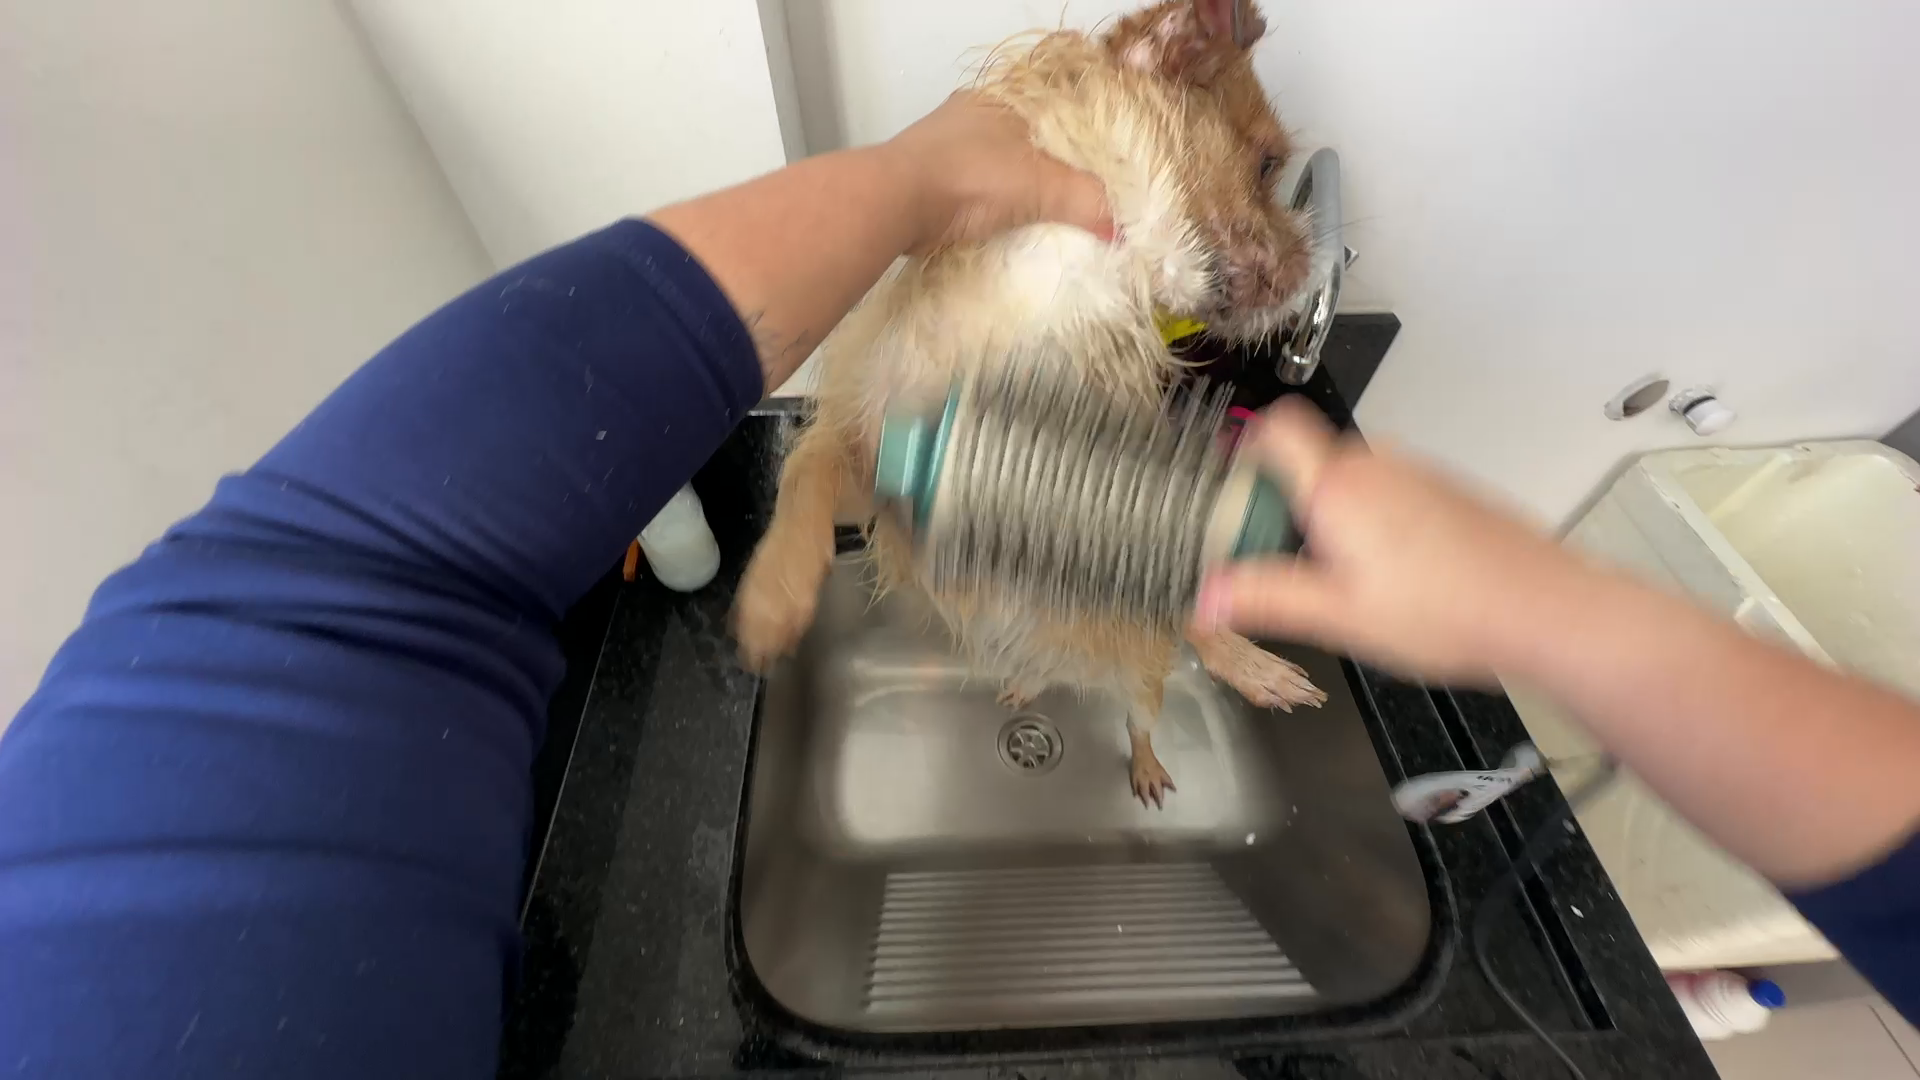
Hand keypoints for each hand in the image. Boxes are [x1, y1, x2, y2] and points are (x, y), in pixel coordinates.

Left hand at [878, 93, 1114, 255]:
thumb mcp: (1039, 186)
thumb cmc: (970, 178)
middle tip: (1074, 200)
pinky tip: (1001, 227)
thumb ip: (1083, 200)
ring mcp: (946, 146)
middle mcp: (974, 114)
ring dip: (1016, 190)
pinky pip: (973, 191)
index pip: (1055, 108)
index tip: (1099, 168)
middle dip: (1048, 168)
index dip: (1080, 136)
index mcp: (1004, 99)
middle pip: (1026, 139)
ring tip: (1042, 217)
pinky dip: (989, 208)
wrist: (896, 202)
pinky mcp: (929, 180)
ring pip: (996, 165)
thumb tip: (1118, 228)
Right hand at [1193, 398, 1596, 682]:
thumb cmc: (1451, 612)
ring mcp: (1415, 473)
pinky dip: (1367, 519)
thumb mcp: (1338, 615)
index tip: (1234, 491)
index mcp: (1340, 485)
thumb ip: (1264, 598)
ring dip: (1326, 515)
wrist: (1553, 613)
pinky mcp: (1443, 490)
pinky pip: (1382, 490)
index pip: (1276, 430)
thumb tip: (1205, 597)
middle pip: (1304, 462)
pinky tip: (1389, 573)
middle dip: (1283, 506)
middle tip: (1286, 562)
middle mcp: (1377, 464)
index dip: (1244, 449)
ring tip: (1342, 575)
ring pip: (1344, 477)